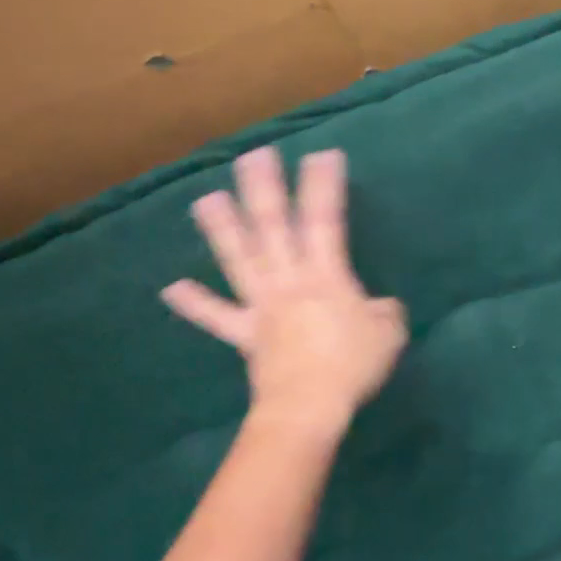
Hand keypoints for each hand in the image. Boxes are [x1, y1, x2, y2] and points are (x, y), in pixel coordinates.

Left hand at [162, 147, 407, 434]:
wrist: (308, 406)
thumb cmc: (352, 365)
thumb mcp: (389, 332)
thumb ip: (384, 310)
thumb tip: (376, 305)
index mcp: (326, 276)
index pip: (325, 221)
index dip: (324, 186)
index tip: (324, 154)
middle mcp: (288, 281)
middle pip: (273, 228)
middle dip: (265, 189)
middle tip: (256, 155)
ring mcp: (262, 307)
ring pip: (238, 259)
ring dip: (222, 228)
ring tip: (206, 197)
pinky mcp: (246, 335)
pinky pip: (217, 317)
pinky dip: (195, 304)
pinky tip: (171, 288)